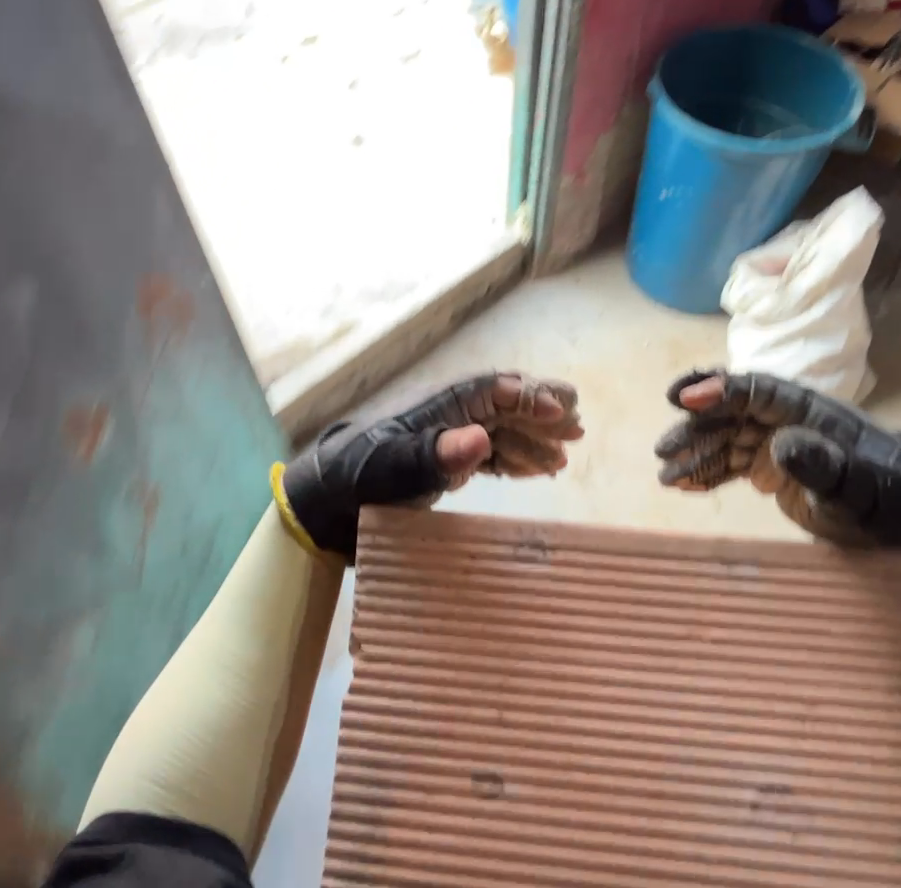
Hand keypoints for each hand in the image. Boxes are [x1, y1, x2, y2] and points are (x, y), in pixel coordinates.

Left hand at [281, 372, 582, 557]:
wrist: (322, 507)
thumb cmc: (357, 481)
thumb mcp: (394, 469)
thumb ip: (435, 454)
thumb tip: (483, 436)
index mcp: (437, 409)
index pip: (492, 391)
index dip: (530, 398)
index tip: (563, 413)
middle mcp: (446, 420)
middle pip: (503, 407)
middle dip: (540, 413)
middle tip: (578, 426)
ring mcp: (444, 443)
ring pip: (499, 433)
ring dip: (533, 440)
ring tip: (565, 454)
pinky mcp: (441, 468)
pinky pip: (488, 457)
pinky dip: (514, 461)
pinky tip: (536, 472)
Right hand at [653, 370, 900, 590]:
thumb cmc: (899, 506)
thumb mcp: (867, 491)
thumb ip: (828, 466)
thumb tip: (781, 442)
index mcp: (814, 412)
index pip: (759, 391)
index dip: (719, 390)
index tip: (683, 398)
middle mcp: (791, 420)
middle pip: (732, 413)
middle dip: (695, 427)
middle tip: (662, 450)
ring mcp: (780, 443)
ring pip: (726, 438)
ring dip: (695, 453)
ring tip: (665, 476)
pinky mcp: (774, 468)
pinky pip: (732, 464)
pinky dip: (707, 472)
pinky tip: (684, 485)